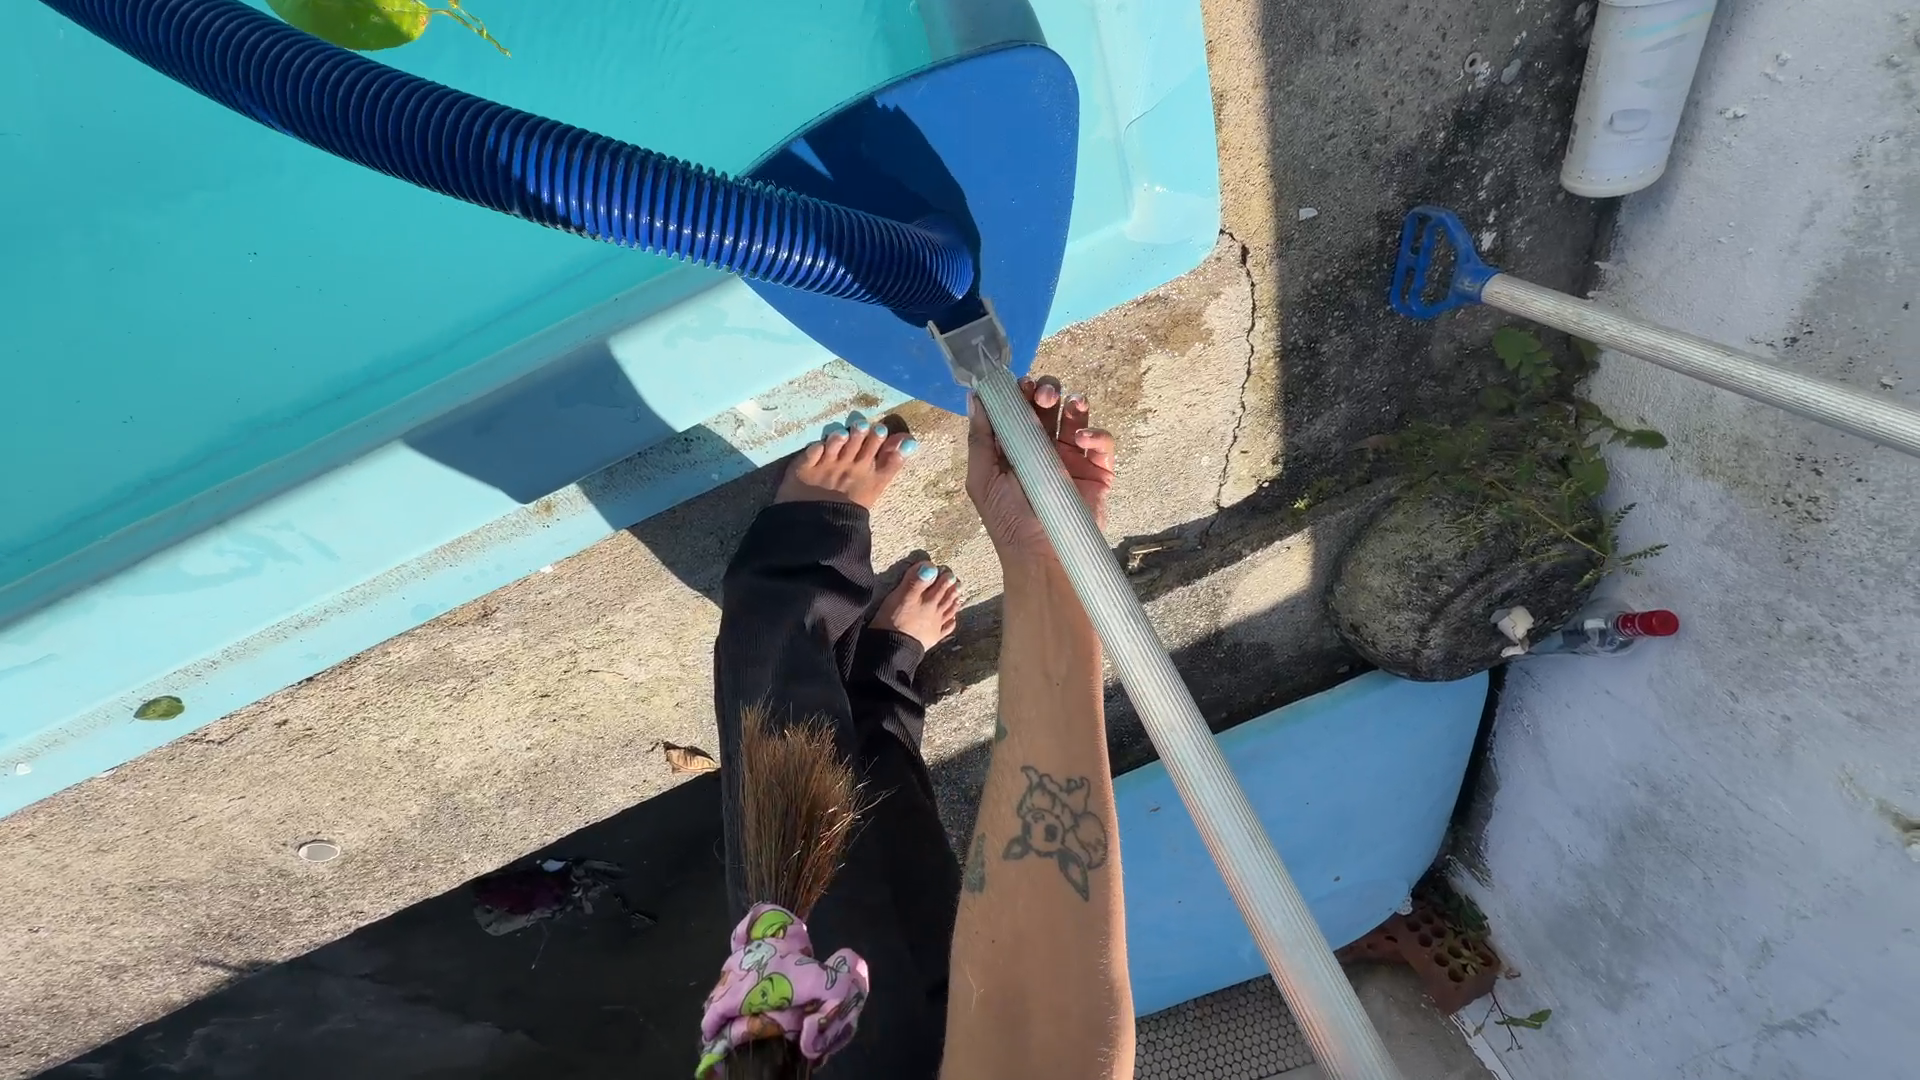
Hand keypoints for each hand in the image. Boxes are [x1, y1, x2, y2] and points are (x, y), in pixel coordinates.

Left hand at [966, 375, 1116, 560]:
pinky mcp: (1097, 471)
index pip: (1018, 410)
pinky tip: (1081, 437)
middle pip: (1048, 407)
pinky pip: (1101, 443)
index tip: (1017, 383)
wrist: (1041, 556)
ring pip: (1076, 417)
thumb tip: (975, 397)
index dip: (1018, 393)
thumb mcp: (982, 479)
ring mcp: (1072, 458)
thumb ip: (980, 439)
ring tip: (1068, 402)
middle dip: (1045, 392)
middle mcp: (1043, 448)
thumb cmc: (1007, 520)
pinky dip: (1095, 433)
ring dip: (1072, 403)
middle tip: (1042, 394)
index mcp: (1015, 448)